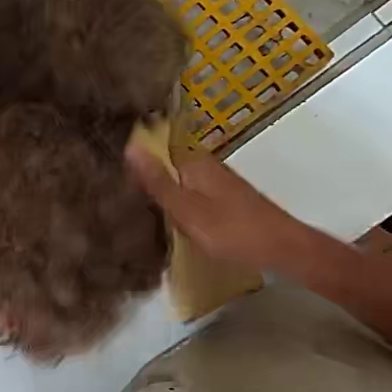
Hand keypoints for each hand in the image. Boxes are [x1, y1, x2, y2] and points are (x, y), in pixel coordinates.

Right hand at [125, 143, 323, 273]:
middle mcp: (207, 165)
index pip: (158, 144)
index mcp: (195, 161)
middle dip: (147, 170)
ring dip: (162, 186)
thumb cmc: (231, 230)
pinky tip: (168, 215)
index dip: (137, 151)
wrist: (280, 247)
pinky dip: (179, 200)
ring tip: (133, 199)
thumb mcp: (187, 210)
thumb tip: (130, 146)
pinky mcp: (226, 200)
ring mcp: (219, 182)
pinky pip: (193, 193)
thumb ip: (158, 182)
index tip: (111, 162)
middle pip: (169, 161)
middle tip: (116, 185)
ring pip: (181, 178)